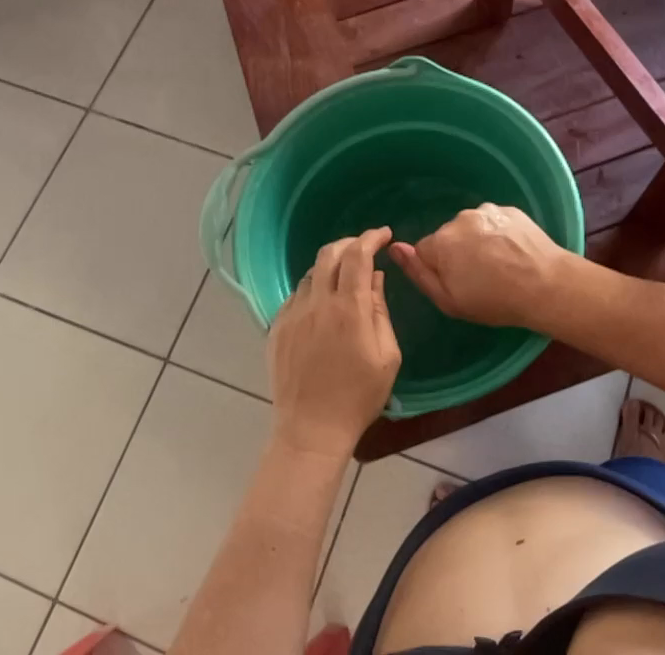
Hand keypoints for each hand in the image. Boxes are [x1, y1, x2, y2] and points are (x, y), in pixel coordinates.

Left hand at [268, 227, 400, 458]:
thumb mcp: (387, 356)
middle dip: (350, 243)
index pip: (358, 255)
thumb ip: (381, 311)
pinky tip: (323, 307)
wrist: (311, 429)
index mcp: (349, 309)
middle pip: (329, 253)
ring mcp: (293, 314)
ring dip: (330, 267)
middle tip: (365, 248)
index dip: (371, 238)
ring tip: (345, 280)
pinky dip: (313, 291)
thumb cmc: (359, 397)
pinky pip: (296, 296)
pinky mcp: (276, 328)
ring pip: (311, 274)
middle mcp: (318, 303)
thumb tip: (376, 278)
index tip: (384, 234)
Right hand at [389, 204, 577, 329]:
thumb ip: (419, 273)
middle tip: (480, 277)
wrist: (546, 285)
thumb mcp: (449, 300)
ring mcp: (487, 211)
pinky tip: (513, 252)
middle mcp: (459, 219)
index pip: (424, 252)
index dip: (438, 270)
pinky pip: (494, 222)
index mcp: (441, 242)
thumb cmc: (495, 300)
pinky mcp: (510, 209)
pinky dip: (498, 234)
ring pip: (471, 228)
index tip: (458, 284)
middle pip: (448, 237)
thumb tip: (396, 248)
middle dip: (457, 253)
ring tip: (500, 264)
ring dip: (478, 242)